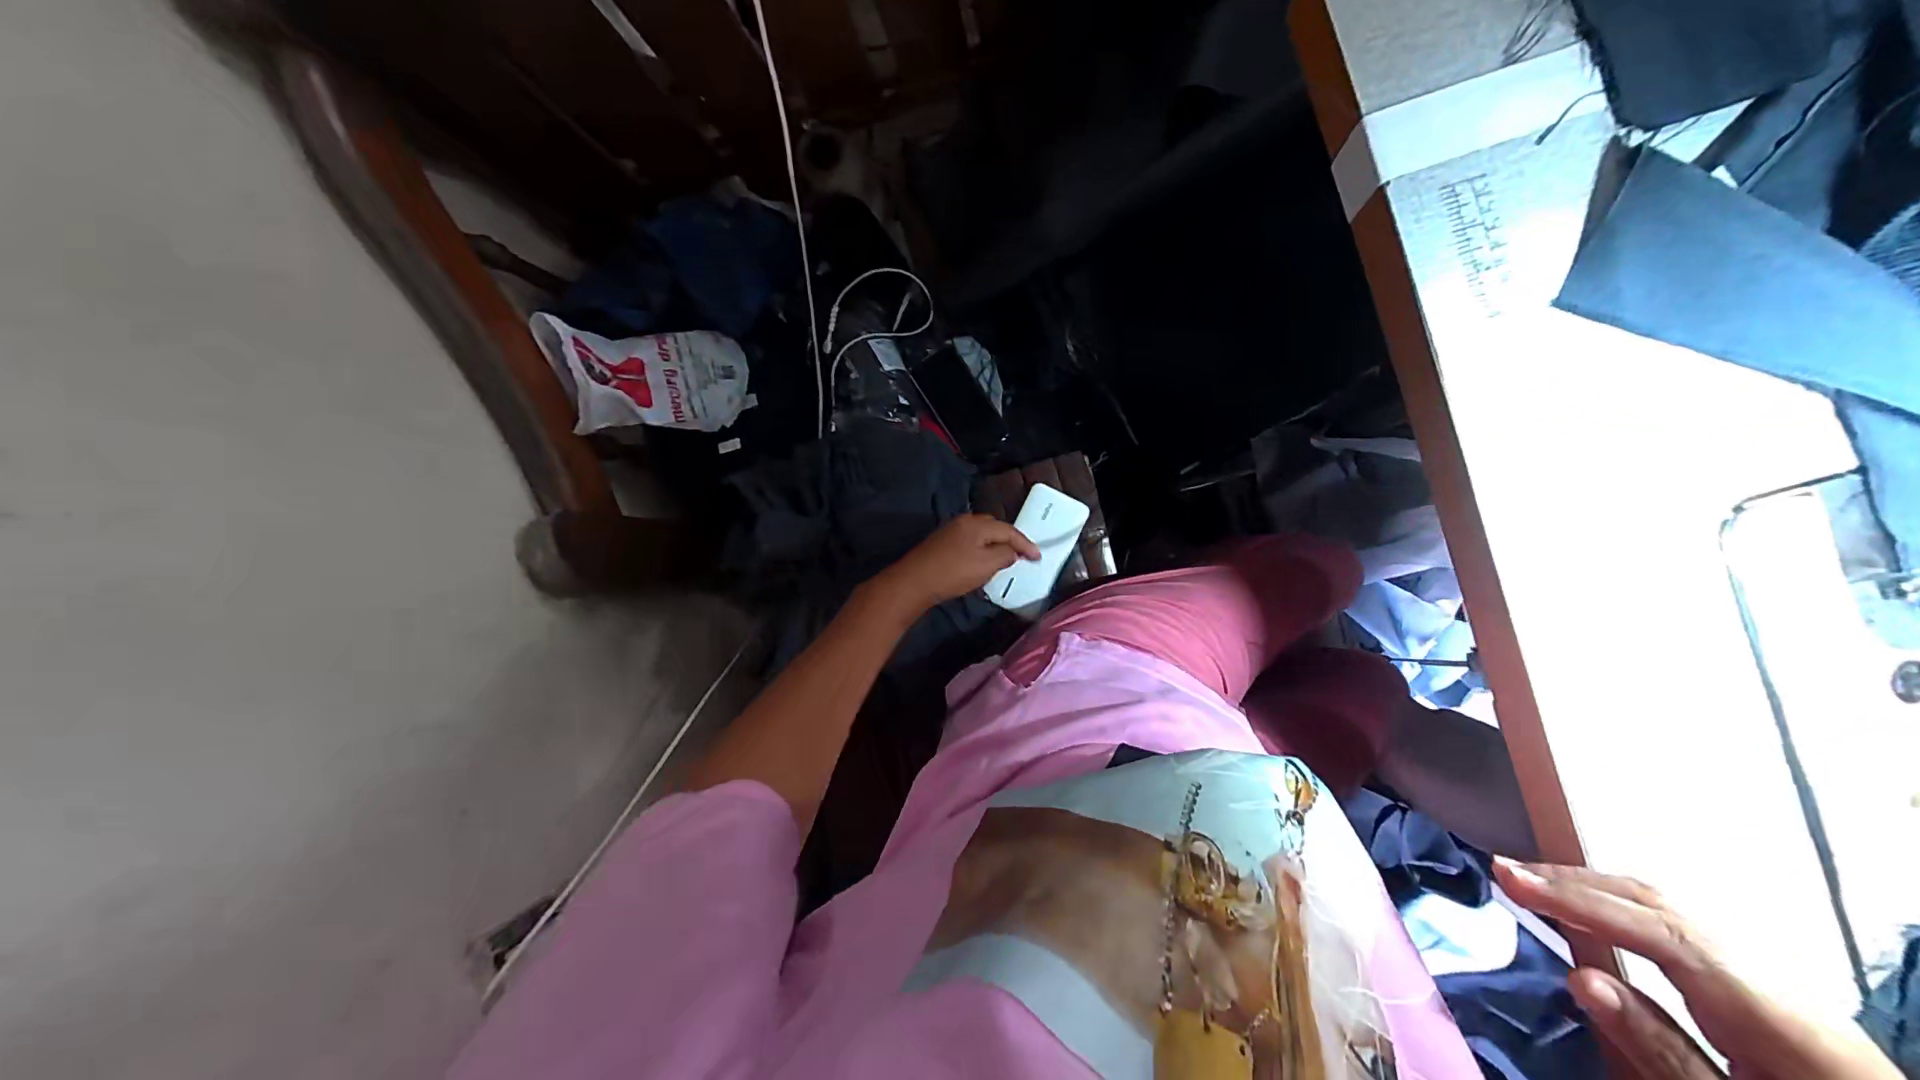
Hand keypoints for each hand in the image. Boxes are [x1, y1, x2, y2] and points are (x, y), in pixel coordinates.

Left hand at [869, 514, 1040, 613]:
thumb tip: (1012, 550)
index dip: (1025, 544)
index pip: (1009, 530)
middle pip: (994, 527)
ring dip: (994, 544)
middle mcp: (964, 521)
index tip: (1038, 557)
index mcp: (977, 524)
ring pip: (980, 534)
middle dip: (1009, 539)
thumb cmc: (953, 573)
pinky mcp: (941, 542)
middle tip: (1021, 555)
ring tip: (1003, 559)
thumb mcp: (986, 565)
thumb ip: (1005, 554)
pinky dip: (980, 548)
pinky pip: (969, 540)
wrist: (913, 581)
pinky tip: (980, 561)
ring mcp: (950, 530)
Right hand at [1494, 859, 1901, 1079]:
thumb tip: (1581, 978)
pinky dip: (1620, 908)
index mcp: (1776, 1016)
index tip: (1507, 878)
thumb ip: (1663, 1052)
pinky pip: (1681, 928)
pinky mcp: (1762, 991)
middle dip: (1578, 882)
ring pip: (1673, 910)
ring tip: (1531, 882)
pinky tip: (1587, 912)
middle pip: (1666, 907)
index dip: (1579, 900)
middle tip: (1504, 871)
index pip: (1663, 932)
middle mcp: (1777, 983)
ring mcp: (1774, 983)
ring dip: (1594, 889)